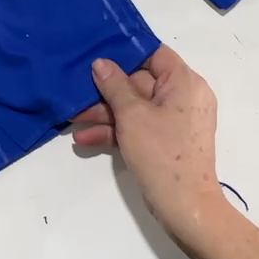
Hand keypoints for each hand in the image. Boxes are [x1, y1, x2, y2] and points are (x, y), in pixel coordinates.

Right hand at [74, 45, 225, 230]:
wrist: (184, 205)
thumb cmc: (161, 152)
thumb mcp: (132, 115)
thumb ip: (114, 85)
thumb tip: (101, 63)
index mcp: (185, 82)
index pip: (155, 54)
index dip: (126, 52)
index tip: (97, 52)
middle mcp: (184, 97)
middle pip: (140, 82)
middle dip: (107, 91)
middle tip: (77, 92)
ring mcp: (175, 121)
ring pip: (136, 107)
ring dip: (105, 113)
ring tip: (73, 119)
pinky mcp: (166, 141)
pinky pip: (139, 126)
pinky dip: (116, 131)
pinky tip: (85, 138)